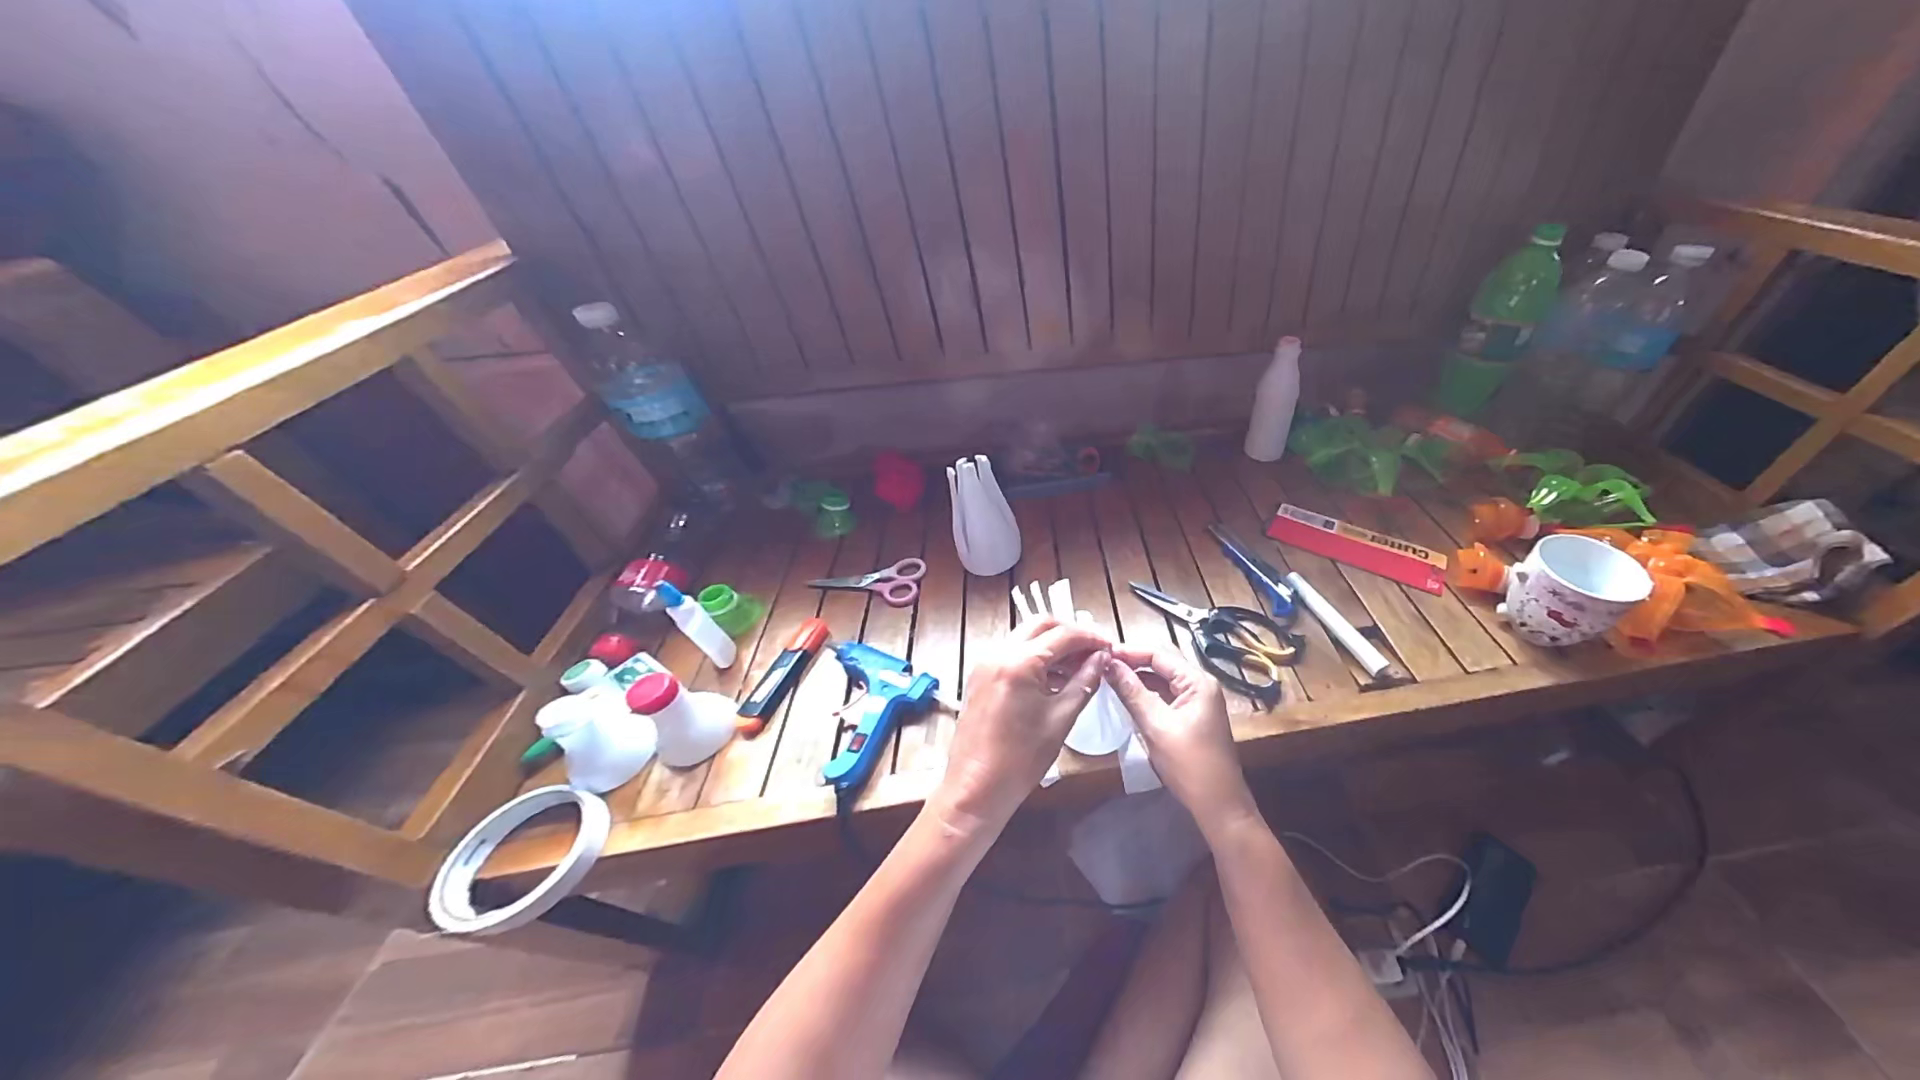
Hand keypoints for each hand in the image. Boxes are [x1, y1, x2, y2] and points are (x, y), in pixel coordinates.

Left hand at [931, 617, 1110, 834]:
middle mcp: (997, 653)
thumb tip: (1101, 659)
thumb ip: (1084, 682)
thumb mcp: (1061, 718)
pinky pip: (1012, 654)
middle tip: (1094, 652)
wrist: (977, 786)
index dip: (1091, 637)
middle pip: (1040, 625)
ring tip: (1079, 667)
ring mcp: (985, 663)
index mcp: (1018, 661)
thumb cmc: (1020, 758)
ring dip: (1052, 645)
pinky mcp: (980, 676)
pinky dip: (1035, 658)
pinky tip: (1055, 678)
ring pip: (1025, 637)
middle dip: (1070, 633)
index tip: (1109, 647)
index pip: (1062, 634)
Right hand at [1105, 643, 1256, 831]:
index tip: (1099, 654)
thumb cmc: (1189, 763)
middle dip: (1131, 662)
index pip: (1158, 654)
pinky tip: (1125, 696)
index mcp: (1197, 682)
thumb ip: (1131, 691)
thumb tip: (1108, 664)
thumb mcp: (1155, 725)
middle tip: (1100, 664)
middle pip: (1161, 664)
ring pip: (1161, 679)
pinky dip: (1145, 693)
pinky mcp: (1191, 716)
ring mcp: (1197, 701)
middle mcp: (1200, 685)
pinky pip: (1164, 695)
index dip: (1128, 652)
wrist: (1218, 804)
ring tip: (1107, 677)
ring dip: (1136, 678)